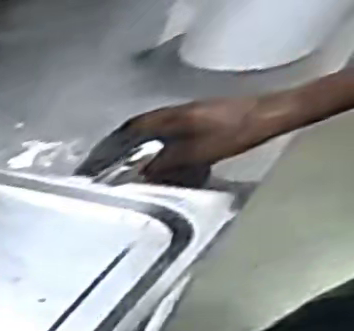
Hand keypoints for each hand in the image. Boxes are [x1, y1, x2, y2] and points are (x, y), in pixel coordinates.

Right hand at [119, 93, 295, 177]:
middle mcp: (178, 110)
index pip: (129, 129)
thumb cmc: (233, 134)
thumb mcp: (190, 156)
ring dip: (138, 142)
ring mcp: (193, 110)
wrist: (279, 114)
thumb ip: (158, 165)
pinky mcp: (205, 114)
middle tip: (106, 164)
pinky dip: (155, 141)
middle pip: (139, 127)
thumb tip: (134, 176)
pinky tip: (155, 154)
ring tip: (126, 162)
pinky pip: (168, 128)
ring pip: (154, 127)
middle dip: (120, 144)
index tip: (95, 161)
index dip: (109, 145)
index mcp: (170, 118)